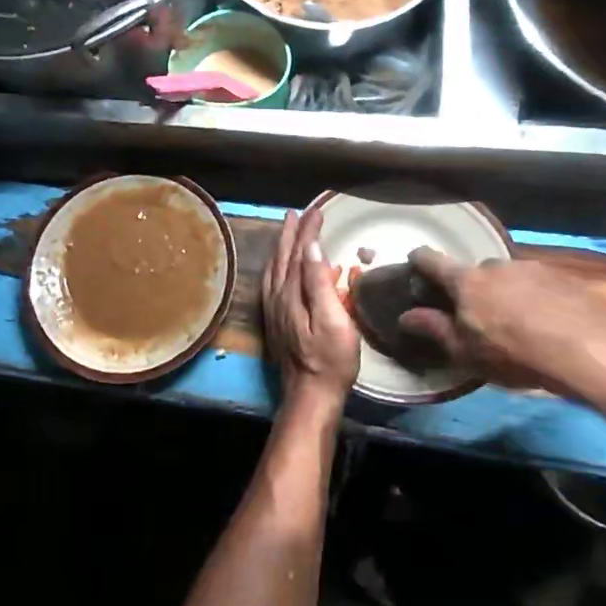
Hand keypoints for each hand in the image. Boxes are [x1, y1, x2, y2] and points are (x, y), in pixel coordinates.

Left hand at [262, 209, 358, 403]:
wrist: (310, 395)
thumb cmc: (330, 360)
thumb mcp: (333, 321)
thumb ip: (319, 283)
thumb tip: (311, 247)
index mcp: (292, 294)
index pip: (299, 253)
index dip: (307, 231)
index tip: (316, 211)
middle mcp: (277, 297)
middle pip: (282, 258)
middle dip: (290, 234)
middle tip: (296, 213)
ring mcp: (274, 310)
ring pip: (274, 269)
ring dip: (282, 247)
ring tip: (288, 231)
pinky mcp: (276, 321)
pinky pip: (272, 283)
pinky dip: (278, 267)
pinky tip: (283, 269)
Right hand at [400, 248, 605, 407]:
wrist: (591, 351)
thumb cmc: (515, 354)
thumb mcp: (466, 351)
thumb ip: (434, 329)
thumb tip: (406, 316)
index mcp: (466, 281)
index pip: (432, 260)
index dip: (420, 260)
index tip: (414, 262)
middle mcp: (497, 265)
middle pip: (474, 272)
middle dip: (470, 288)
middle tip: (473, 312)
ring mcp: (533, 267)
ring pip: (508, 277)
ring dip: (504, 293)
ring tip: (513, 320)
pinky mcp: (564, 277)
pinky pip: (537, 284)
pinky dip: (533, 297)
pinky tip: (543, 321)